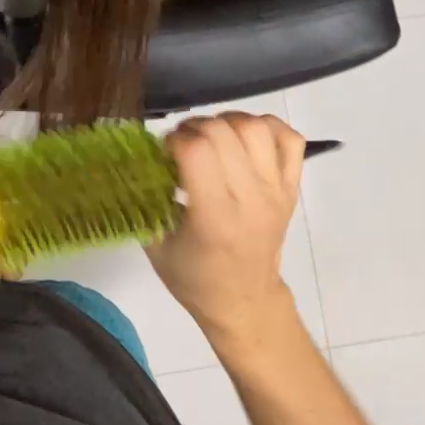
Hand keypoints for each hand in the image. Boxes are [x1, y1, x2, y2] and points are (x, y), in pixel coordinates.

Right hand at [148, 112, 304, 333]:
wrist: (246, 303)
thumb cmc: (195, 278)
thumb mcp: (156, 245)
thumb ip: (143, 201)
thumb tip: (132, 158)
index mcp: (215, 218)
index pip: (197, 151)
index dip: (174, 139)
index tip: (164, 151)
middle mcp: (251, 200)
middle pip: (224, 132)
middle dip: (195, 126)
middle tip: (183, 142)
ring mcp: (277, 192)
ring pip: (257, 127)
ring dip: (227, 121)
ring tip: (212, 137)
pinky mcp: (292, 188)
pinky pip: (290, 139)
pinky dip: (267, 126)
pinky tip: (244, 139)